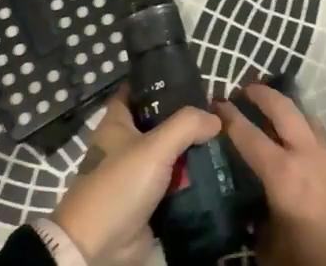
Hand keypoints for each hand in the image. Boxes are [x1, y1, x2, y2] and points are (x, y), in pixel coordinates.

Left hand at [50, 90, 220, 265]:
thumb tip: (215, 119)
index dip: (160, 81)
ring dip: (193, 151)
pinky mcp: (150, 200)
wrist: (99, 247)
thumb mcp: (153, 147)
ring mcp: (138, 174)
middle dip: (187, 120)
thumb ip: (186, 125)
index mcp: (117, 123)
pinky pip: (176, 183)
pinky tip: (218, 170)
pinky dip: (193, 179)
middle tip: (219, 113)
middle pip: (161, 122)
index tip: (190, 79)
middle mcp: (127, 144)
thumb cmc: (119, 186)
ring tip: (226, 140)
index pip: (138, 90)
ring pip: (171, 153)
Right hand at [220, 84, 325, 265]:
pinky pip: (320, 133)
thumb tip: (251, 214)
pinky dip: (305, 126)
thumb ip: (258, 225)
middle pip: (283, 109)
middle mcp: (307, 154)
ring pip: (306, 116)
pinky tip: (299, 139)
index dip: (230, 117)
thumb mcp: (273, 250)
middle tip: (244, 87)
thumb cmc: (315, 259)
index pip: (249, 136)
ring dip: (287, 107)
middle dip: (262, 94)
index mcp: (283, 175)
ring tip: (272, 107)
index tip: (216, 102)